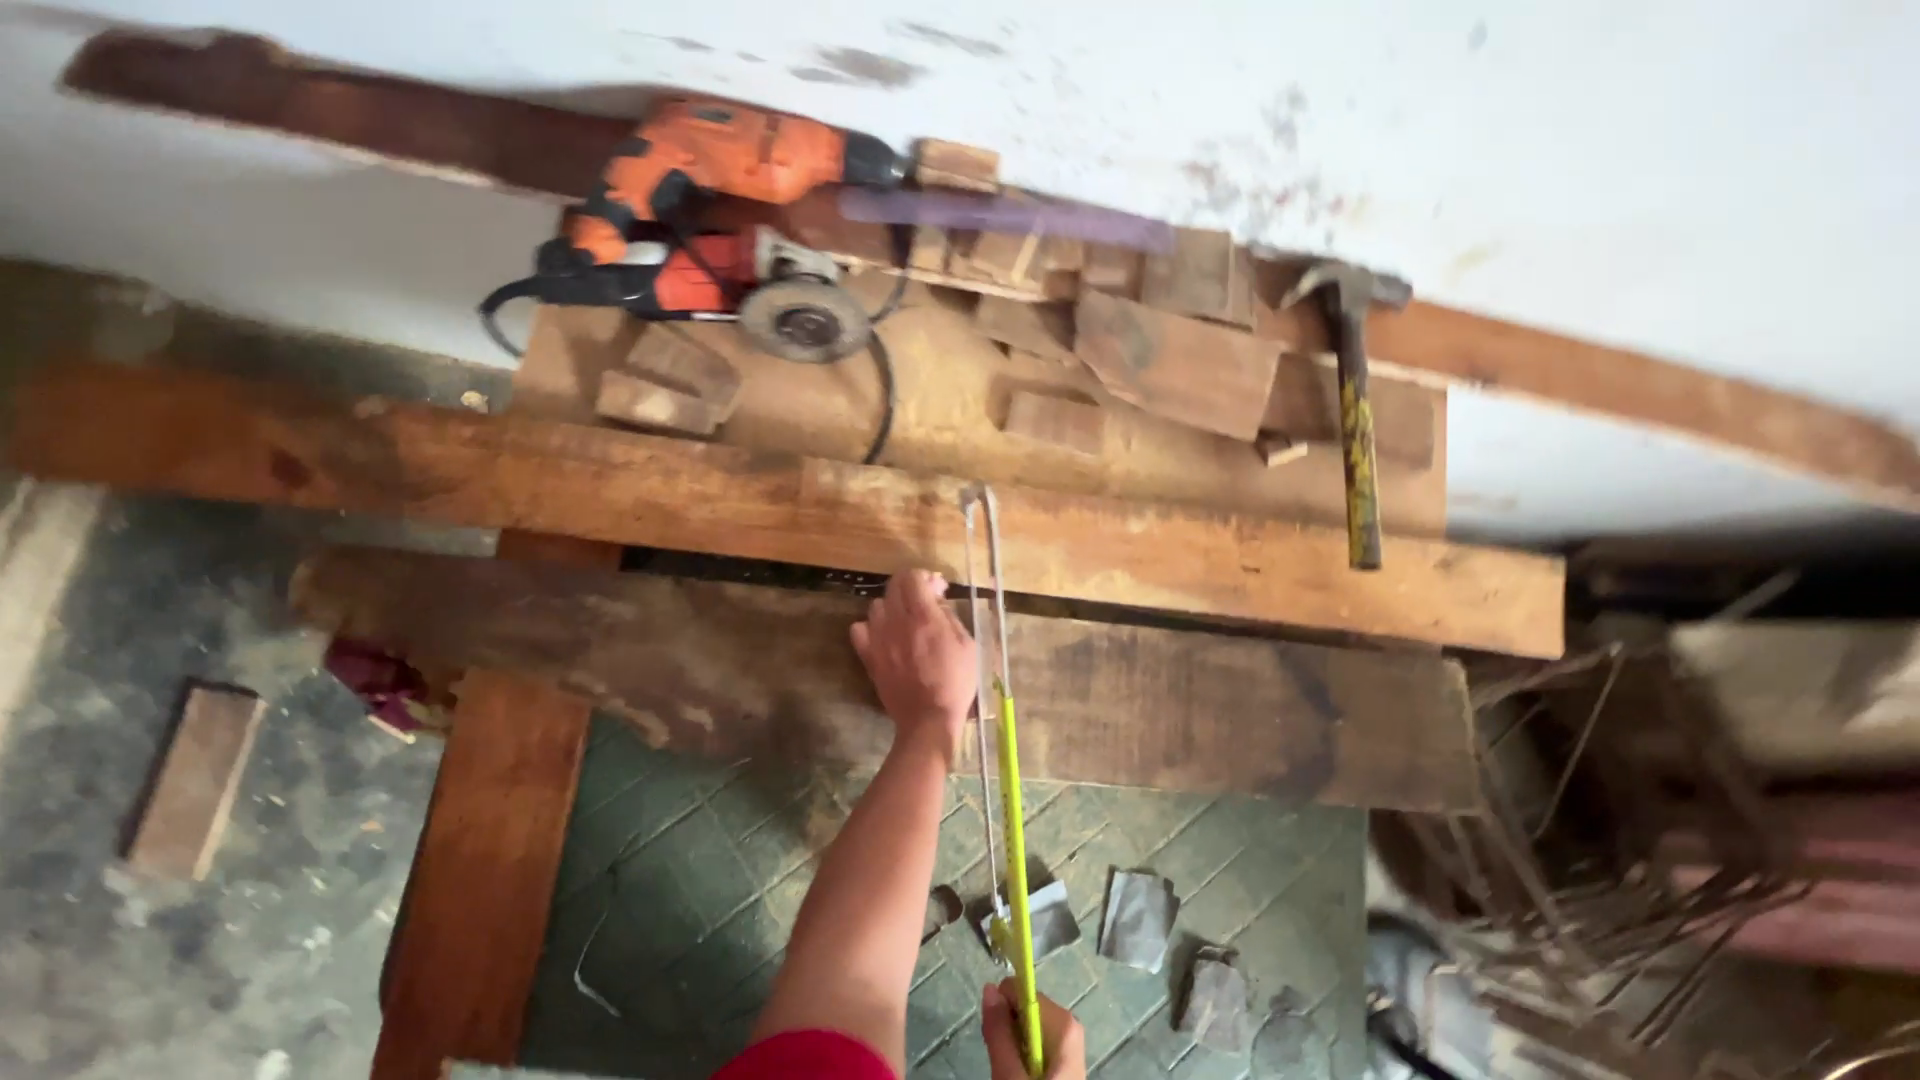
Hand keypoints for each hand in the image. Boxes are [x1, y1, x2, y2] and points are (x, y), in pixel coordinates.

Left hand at [850, 569, 974, 760]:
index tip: (939, 590)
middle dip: (910, 587)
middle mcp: (896, 622)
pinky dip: (871, 626)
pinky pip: (859, 629)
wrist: (928, 718)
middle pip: (893, 586)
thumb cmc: (955, 682)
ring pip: (876, 605)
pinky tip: (884, 635)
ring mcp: (878, 639)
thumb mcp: (967, 645)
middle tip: (924, 601)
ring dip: (892, 606)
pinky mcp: (868, 656)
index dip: (926, 577)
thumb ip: (950, 618)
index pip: (913, 577)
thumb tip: (937, 603)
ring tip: (904, 619)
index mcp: (924, 616)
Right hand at [982, 980, 1085, 1079]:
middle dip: (1009, 1028)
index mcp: (1064, 1022)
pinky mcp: (1066, 1056)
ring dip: (1014, 1044)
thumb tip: (989, 987)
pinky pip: (1038, 1041)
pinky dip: (1025, 1054)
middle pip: (1026, 1009)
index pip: (1023, 992)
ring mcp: (1070, 1041)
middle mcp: (1070, 1024)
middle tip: (1003, 1059)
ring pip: (1029, 1027)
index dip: (1003, 1007)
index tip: (992, 1032)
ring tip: (1012, 1071)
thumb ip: (999, 1032)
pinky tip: (1022, 1074)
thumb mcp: (1010, 1074)